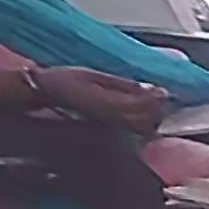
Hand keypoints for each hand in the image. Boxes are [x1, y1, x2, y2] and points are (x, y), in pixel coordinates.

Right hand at [33, 67, 168, 133]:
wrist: (46, 94)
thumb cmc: (67, 80)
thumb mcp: (95, 76)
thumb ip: (124, 84)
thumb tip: (151, 88)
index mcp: (112, 104)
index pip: (145, 105)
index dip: (157, 98)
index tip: (162, 90)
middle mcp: (117, 120)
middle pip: (151, 118)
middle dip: (157, 107)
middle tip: (156, 96)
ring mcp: (116, 128)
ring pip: (147, 127)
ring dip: (152, 116)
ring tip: (148, 103)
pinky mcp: (114, 132)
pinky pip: (138, 130)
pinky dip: (145, 122)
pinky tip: (141, 112)